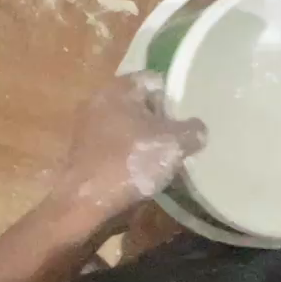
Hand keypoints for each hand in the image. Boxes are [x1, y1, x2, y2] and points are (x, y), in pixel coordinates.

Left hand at [49, 72, 207, 232]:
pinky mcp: (82, 149)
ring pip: (127, 126)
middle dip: (160, 123)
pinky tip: (138, 173)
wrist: (85, 200)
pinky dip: (127, 154)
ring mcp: (87, 124)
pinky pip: (113, 144)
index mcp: (120, 87)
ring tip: (160, 162)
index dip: (175, 102)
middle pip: (141, 104)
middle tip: (176, 144)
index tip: (184, 126)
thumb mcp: (174, 145)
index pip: (157, 81)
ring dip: (144, 140)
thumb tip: (198, 130)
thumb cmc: (129, 163)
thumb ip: (193, 131)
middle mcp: (99, 98)